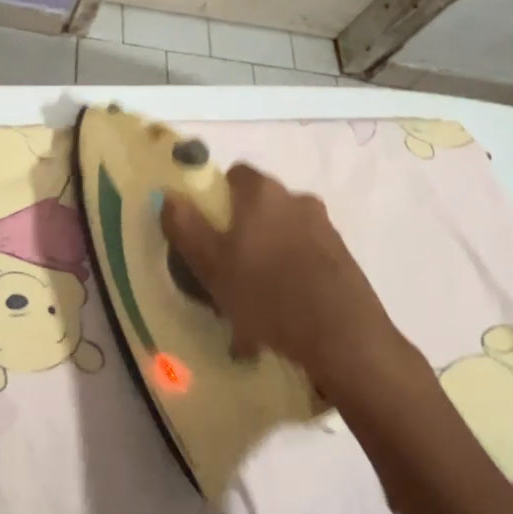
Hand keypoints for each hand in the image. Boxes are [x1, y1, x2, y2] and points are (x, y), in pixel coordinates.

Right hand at [161, 163, 401, 384]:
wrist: (344, 337)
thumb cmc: (267, 294)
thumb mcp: (211, 263)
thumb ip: (185, 225)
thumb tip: (169, 195)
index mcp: (263, 193)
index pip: (235, 175)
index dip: (216, 198)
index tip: (206, 231)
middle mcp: (298, 200)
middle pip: (260, 208)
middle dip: (242, 235)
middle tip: (226, 274)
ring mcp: (325, 229)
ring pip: (283, 237)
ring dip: (266, 261)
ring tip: (253, 308)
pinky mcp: (344, 260)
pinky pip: (305, 262)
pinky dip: (290, 281)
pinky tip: (280, 319)